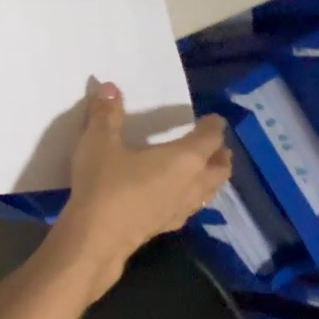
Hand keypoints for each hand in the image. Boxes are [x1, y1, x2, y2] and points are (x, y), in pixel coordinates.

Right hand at [57, 82, 232, 296]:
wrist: (98, 232)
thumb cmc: (103, 182)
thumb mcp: (98, 143)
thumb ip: (105, 115)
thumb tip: (110, 86)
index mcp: (183, 157)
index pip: (209, 137)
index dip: (212, 125)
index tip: (212, 118)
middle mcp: (193, 181)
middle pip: (220, 166)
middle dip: (220, 154)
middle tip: (214, 147)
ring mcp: (184, 205)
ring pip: (211, 189)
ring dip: (212, 177)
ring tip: (203, 172)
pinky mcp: (170, 223)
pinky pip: (192, 206)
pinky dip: (192, 197)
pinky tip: (178, 199)